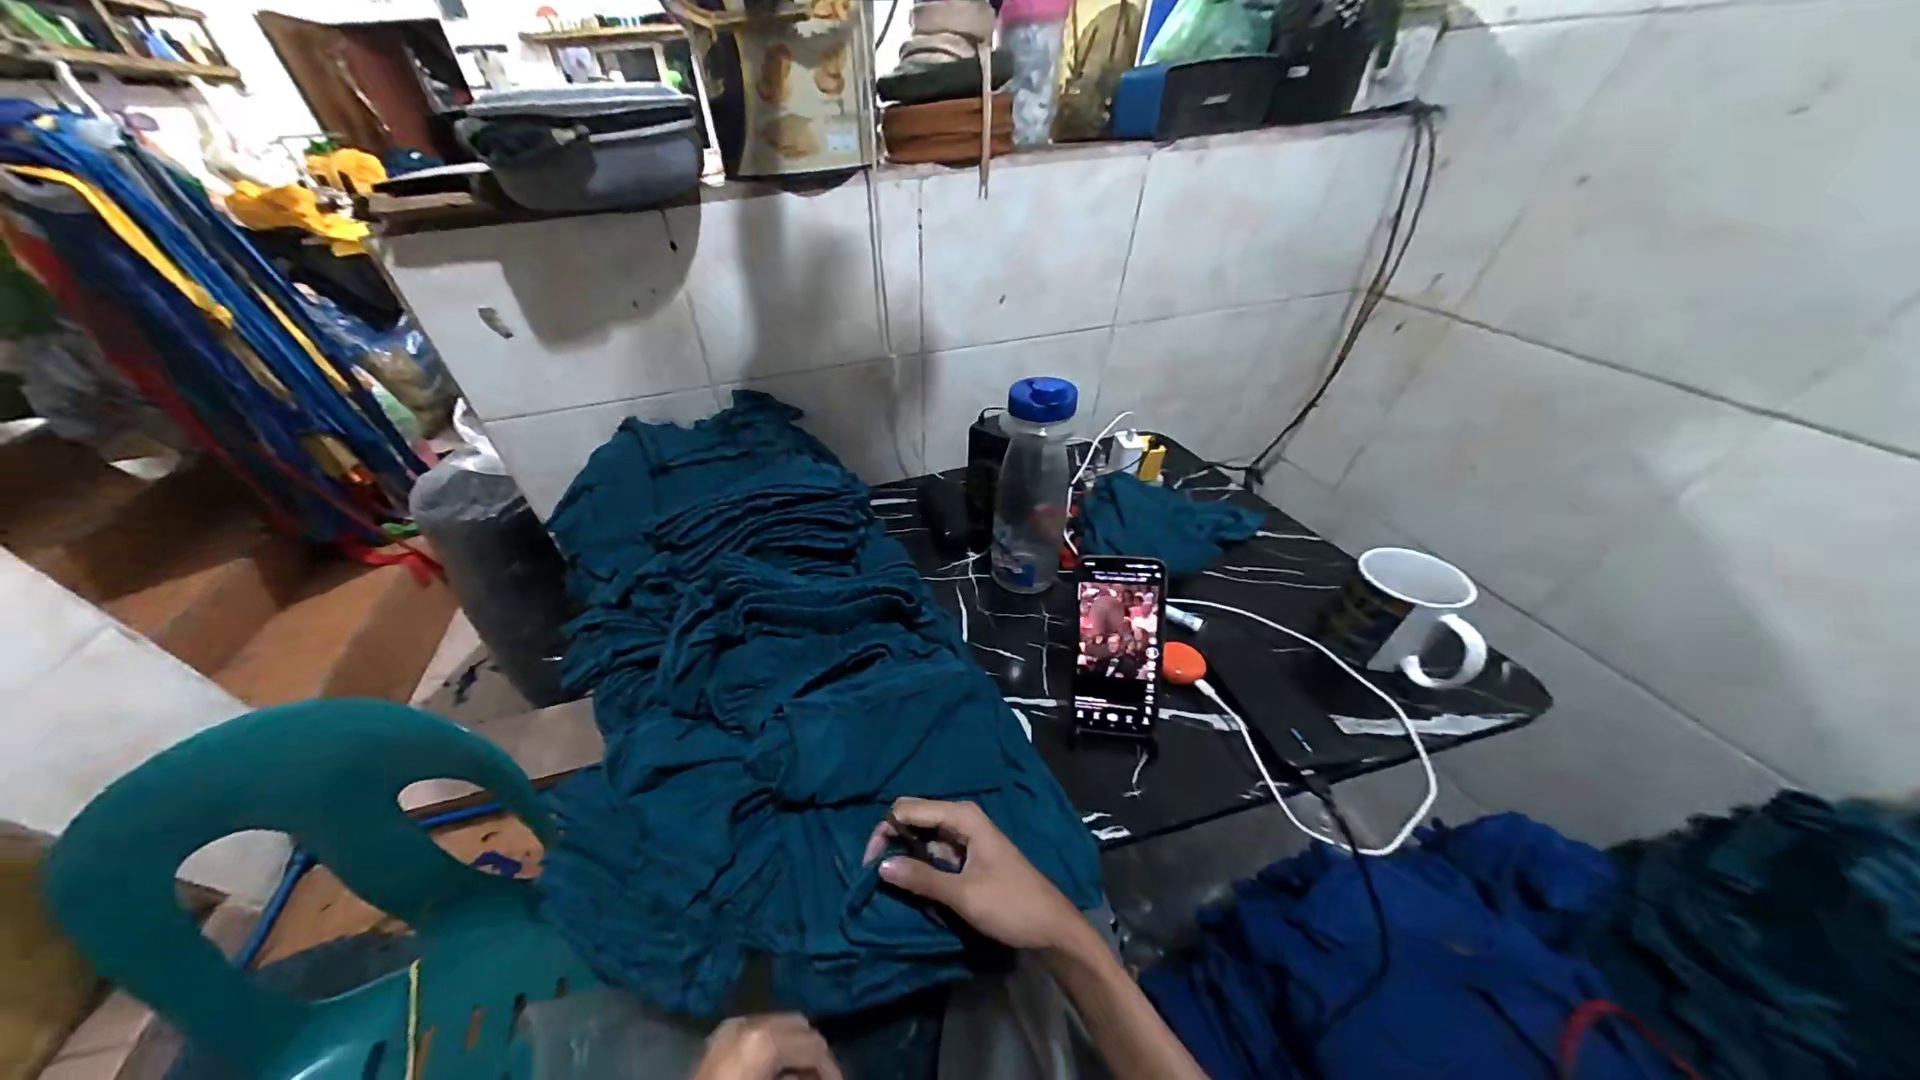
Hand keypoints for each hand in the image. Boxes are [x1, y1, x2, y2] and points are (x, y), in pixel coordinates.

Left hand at [690, 1014, 842, 1079]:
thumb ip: (801, 1078)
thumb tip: (819, 1074)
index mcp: (763, 1039)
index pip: (813, 1043)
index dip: (830, 1067)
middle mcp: (749, 1021)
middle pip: (799, 1025)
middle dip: (813, 1053)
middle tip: (822, 1078)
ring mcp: (731, 1026)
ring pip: (779, 1024)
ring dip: (794, 1047)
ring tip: (801, 1075)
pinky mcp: (720, 1036)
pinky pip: (758, 1032)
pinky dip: (773, 1048)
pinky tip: (776, 1071)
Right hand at [862, 797, 1089, 953]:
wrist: (1050, 925)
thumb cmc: (1010, 904)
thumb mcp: (963, 895)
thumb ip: (921, 879)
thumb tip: (880, 866)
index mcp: (962, 816)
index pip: (908, 809)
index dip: (885, 831)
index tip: (869, 863)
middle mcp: (962, 818)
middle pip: (914, 816)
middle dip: (892, 838)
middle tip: (876, 870)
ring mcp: (965, 836)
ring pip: (922, 834)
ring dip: (905, 851)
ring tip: (889, 878)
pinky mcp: (967, 854)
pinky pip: (934, 850)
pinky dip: (920, 862)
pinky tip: (911, 880)